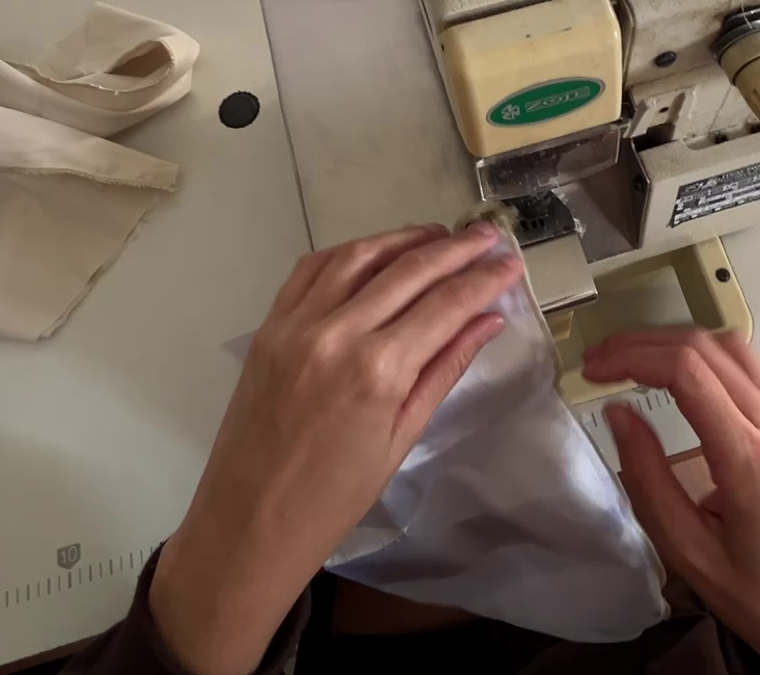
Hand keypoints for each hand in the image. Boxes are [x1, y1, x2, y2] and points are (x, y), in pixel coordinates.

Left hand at [149, 222, 522, 674]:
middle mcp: (337, 333)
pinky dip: (351, 251)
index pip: (446, 305)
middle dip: (455, 248)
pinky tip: (376, 250)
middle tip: (487, 235)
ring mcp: (297, 323)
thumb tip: (489, 320)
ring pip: (360, 255)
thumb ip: (446, 368)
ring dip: (404, 237)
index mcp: (378, 371)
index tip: (512, 262)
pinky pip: (312, 268)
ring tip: (439, 235)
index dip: (485, 279)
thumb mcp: (403, 438)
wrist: (247, 524)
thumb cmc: (335, 499)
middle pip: (409, 269)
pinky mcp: (270, 323)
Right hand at [584, 330, 759, 674]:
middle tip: (600, 361)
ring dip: (672, 341)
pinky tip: (676, 370)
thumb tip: (617, 412)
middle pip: (703, 348)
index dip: (632, 357)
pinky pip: (746, 365)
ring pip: (727, 345)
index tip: (594, 370)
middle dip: (642, 343)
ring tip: (631, 358)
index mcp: (749, 460)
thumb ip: (649, 478)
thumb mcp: (689, 552)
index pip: (687, 372)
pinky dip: (702, 352)